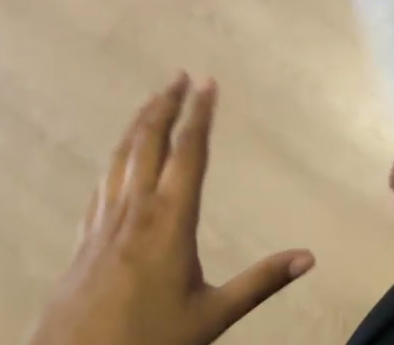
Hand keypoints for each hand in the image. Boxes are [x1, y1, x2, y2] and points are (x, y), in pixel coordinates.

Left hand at [26, 74, 313, 344]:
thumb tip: (309, 257)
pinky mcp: (83, 242)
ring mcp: (104, 225)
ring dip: (138, 124)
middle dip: (165, 106)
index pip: (188, 154)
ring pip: (121, 159)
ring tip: (151, 101)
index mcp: (169, 222)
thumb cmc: (145, 342)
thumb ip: (259, 283)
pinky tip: (118, 159)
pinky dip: (116, 158)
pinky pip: (103, 185)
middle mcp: (135, 212)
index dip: (200, 115)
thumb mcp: (210, 319)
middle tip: (179, 75)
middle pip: (149, 144)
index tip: (208, 81)